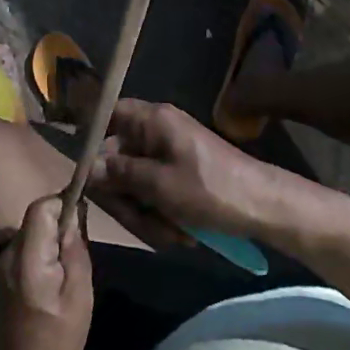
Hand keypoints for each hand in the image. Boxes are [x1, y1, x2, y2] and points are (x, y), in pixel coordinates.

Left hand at [0, 195, 92, 349]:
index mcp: (27, 257)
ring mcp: (1, 266)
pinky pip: (24, 248)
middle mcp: (8, 254)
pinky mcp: (1, 277)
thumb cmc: (58, 339)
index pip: (41, 207)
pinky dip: (41, 250)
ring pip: (30, 232)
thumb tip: (76, 210)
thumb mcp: (79, 292)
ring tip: (70, 263)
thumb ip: (75, 247)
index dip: (63, 202)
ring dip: (50, 237)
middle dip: (59, 221)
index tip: (84, 216)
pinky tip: (54, 276)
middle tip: (80, 244)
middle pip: (34, 217)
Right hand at [89, 100, 294, 239]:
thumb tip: (86, 168)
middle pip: (117, 158)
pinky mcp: (178, 174)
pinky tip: (179, 233)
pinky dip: (161, 214)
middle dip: (126, 198)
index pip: (107, 113)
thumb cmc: (211, 189)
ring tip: (170, 236)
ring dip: (146, 214)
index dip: (90, 138)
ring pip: (134, 181)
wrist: (265, 207)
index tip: (84, 173)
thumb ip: (118, 174)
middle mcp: (156, 130)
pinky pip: (154, 191)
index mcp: (152, 120)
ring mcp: (167, 152)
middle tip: (143, 226)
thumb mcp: (159, 186)